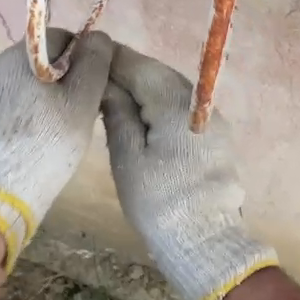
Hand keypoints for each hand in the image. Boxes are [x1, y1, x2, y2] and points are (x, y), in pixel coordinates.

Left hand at [0, 29, 114, 269]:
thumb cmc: (45, 143)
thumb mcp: (82, 101)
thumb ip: (94, 63)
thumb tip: (98, 36)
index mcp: (22, 53)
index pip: (63, 38)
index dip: (84, 59)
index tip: (92, 89)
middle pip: (43, 62)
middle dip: (64, 81)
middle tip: (78, 114)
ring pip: (27, 85)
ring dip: (46, 100)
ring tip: (56, 133)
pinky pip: (10, 107)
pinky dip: (26, 117)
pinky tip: (33, 143)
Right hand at [101, 44, 276, 299]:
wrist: (207, 245)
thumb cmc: (160, 203)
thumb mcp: (128, 158)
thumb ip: (117, 113)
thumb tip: (105, 82)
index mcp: (175, 102)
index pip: (138, 64)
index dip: (110, 57)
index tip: (84, 54)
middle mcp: (198, 102)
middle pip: (156, 73)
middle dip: (126, 70)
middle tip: (93, 75)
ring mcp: (211, 119)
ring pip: (170, 89)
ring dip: (142, 87)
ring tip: (111, 94)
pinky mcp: (215, 136)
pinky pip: (181, 107)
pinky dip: (158, 104)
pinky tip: (139, 115)